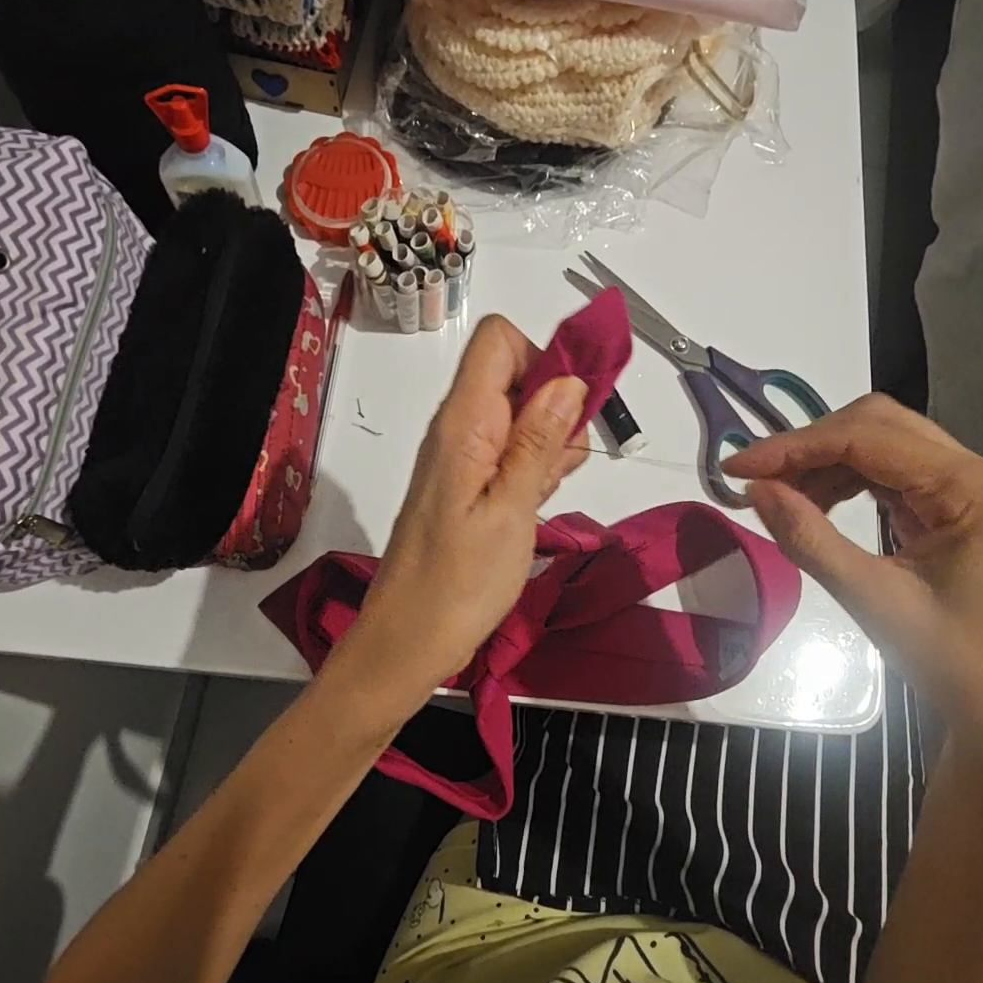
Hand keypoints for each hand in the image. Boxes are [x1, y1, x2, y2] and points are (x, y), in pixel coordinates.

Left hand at [332, 316, 589, 693]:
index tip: (573, 407)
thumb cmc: (459, 584)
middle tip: (564, 461)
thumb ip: (538, 442)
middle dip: (555, 404)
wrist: (409, 640)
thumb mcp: (510, 511)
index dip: (543, 358)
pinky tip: (541, 501)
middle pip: (514, 376)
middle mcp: (459, 429)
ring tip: (550, 490)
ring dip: (550, 441)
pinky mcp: (468, 486)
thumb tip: (568, 379)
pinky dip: (535, 467)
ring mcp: (462, 458)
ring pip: (518, 417)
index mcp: (464, 423)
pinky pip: (509, 453)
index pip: (499, 342)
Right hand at [723, 394, 982, 795]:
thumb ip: (811, 539)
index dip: (794, 446)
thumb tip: (755, 491)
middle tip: (755, 481)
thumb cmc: (957, 664)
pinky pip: (892, 476)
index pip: (868, 438)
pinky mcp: (958, 508)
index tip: (737, 469)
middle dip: (809, 447)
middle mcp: (978, 472)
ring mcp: (971, 489)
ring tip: (778, 498)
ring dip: (824, 464)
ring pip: (883, 446)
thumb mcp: (875, 601)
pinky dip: (846, 483)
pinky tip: (815, 505)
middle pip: (878, 427)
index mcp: (973, 487)